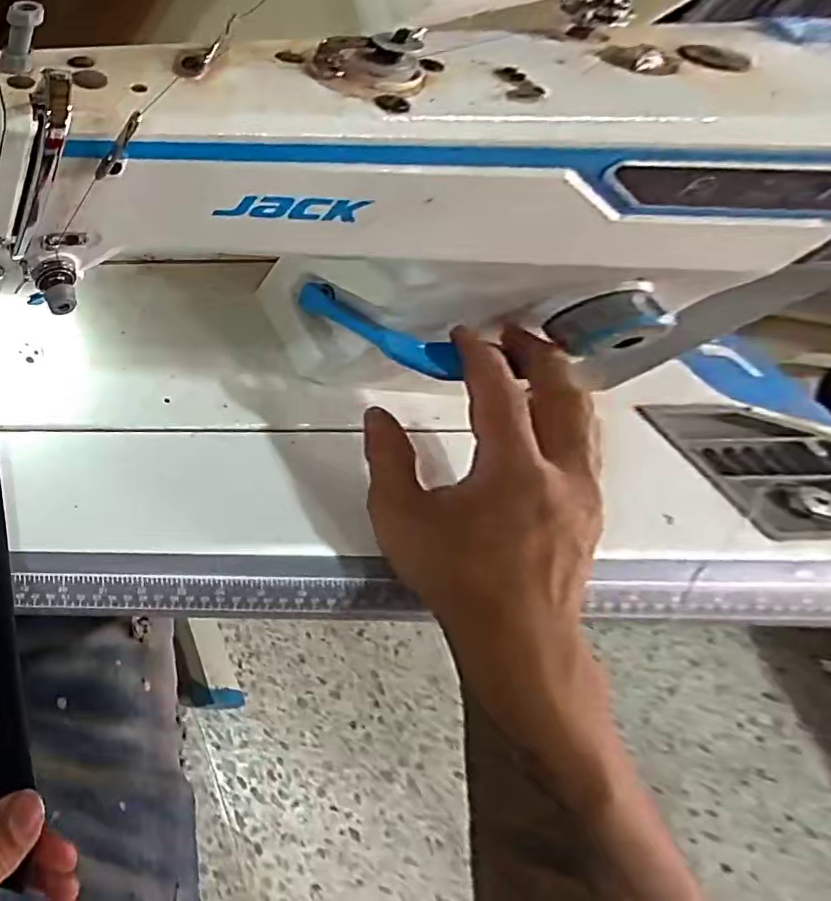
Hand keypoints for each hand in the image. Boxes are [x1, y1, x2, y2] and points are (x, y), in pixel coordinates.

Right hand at [365, 329, 703, 898]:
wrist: (515, 632)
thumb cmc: (451, 571)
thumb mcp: (400, 513)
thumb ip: (389, 458)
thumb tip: (377, 416)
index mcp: (512, 468)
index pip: (500, 396)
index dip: (482, 359)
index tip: (466, 334)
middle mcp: (561, 472)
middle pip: (563, 397)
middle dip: (540, 357)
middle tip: (513, 332)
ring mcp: (582, 491)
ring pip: (585, 420)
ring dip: (560, 383)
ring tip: (536, 362)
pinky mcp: (586, 509)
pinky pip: (586, 444)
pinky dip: (568, 413)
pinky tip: (548, 418)